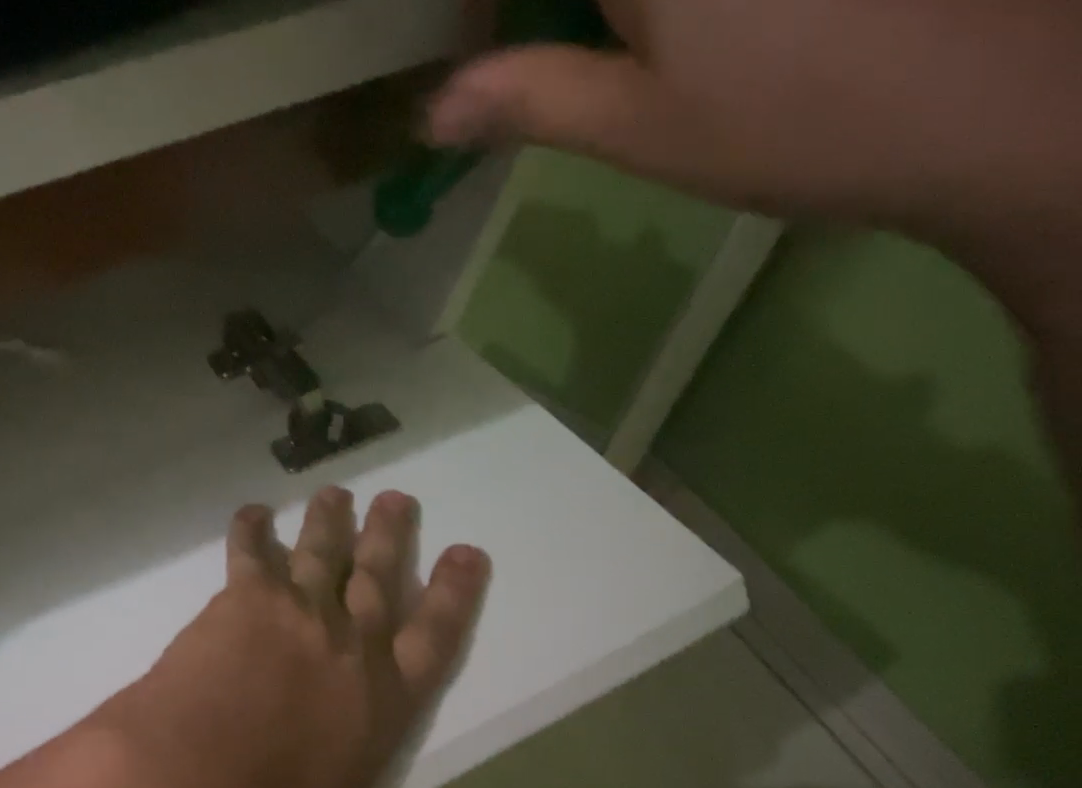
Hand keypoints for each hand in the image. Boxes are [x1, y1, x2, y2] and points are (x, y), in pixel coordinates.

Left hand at [108, 488, 488, 787]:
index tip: (469, 552)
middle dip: (393, 534)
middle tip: (399, 498)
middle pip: (381, 574)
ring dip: (330, 519)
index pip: (438, 634)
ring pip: (322, 551)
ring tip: (335, 493)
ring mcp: (297, 614)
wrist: (190, 779)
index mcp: (385, 701)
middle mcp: (351, 644)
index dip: (456, 591)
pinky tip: (252, 512)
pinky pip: (250, 553)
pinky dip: (250, 529)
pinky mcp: (242, 601)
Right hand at [429, 0, 1081, 246]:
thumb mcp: (639, 125)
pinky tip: (671, 35)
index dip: (478, 9)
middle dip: (534, 10)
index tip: (469, 48)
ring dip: (594, 15)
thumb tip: (430, 113)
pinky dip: (648, 13)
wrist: (1008, 98)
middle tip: (521, 49)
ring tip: (600, 47)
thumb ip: (526, 99)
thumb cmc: (799, 120)